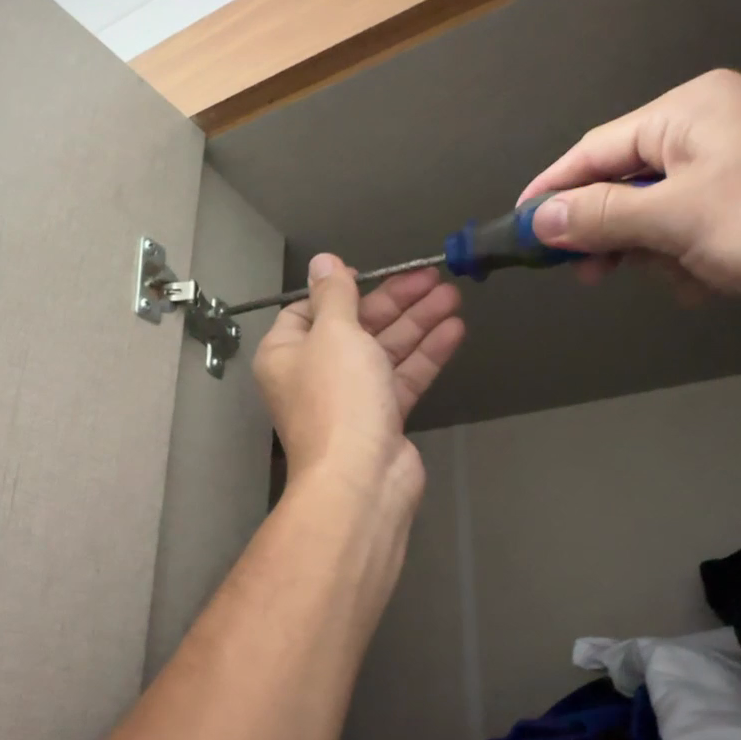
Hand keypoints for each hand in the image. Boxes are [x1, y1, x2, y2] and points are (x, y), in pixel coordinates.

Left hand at [253, 254, 463, 500]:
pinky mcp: (381, 418)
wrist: (361, 479)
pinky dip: (426, 354)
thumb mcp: (333, 333)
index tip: (371, 271)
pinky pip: (403, 377)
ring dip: (418, 323)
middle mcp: (314, 374)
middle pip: (356, 326)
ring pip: (385, 351)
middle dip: (395, 302)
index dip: (339, 289)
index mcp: (286, 353)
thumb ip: (334, 293)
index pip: (308, 310)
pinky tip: (454, 331)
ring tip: (452, 296)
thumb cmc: (337, 400)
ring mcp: (350, 398)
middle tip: (433, 277)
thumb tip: (322, 261)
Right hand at [519, 69, 740, 335]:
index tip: (514, 236)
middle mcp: (711, 132)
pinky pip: (696, 235)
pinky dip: (689, 262)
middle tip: (586, 276)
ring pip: (658, 217)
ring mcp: (740, 171)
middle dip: (603, 231)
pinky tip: (710, 284)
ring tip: (678, 280)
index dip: (549, 193)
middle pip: (623, 183)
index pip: (594, 150)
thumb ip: (600, 217)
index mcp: (689, 111)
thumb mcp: (681, 218)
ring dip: (653, 255)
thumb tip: (534, 219)